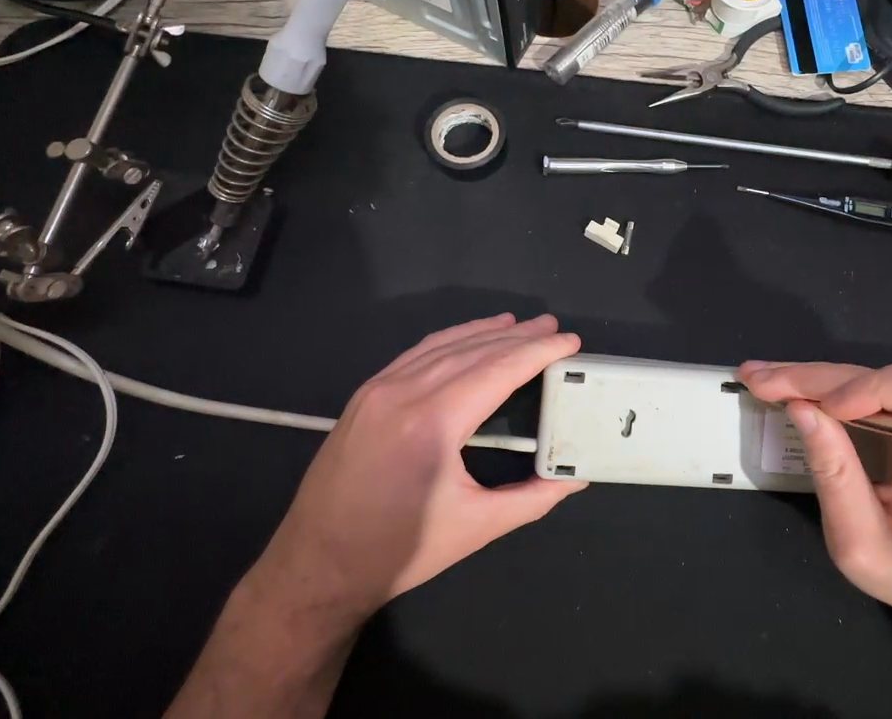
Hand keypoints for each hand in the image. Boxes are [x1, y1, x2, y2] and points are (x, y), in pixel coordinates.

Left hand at [247, 314, 587, 634]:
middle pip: (473, 350)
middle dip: (517, 336)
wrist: (316, 566)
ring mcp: (379, 390)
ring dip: (485, 332)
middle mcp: (404, 393)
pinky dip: (450, 340)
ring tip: (520, 324)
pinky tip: (470, 338)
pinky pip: (416, 354)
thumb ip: (531, 498)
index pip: (497, 370)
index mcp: (433, 423)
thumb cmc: (400, 550)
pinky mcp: (365, 396)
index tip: (569, 340)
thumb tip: (575, 477)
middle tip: (553, 326)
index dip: (537, 352)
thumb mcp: (475, 527)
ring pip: (443, 345)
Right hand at [736, 354, 891, 629]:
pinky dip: (834, 390)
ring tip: (765, 381)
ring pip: (877, 377)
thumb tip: (800, 408)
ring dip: (818, 381)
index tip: (828, 409)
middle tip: (758, 379)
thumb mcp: (860, 543)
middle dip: (817, 379)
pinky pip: (881, 390)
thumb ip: (834, 475)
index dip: (873, 385)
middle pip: (887, 375)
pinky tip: (796, 389)